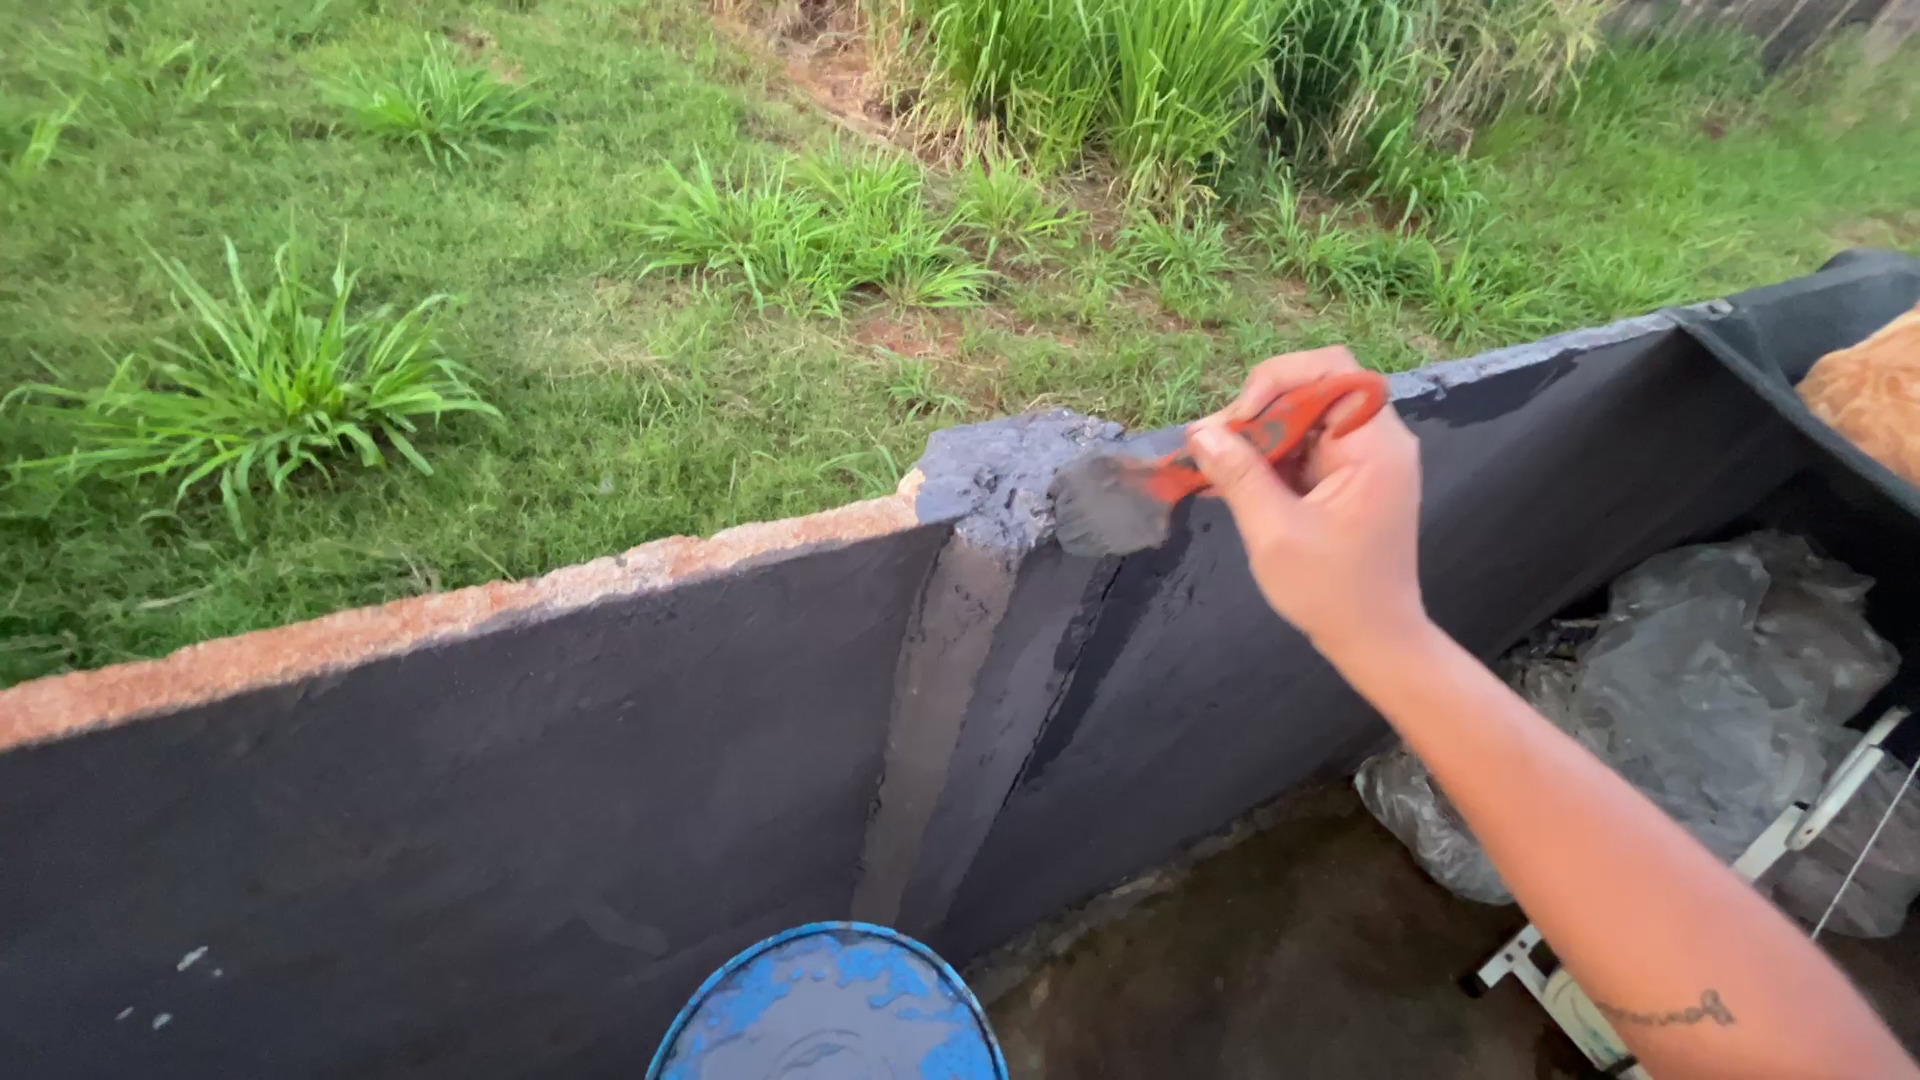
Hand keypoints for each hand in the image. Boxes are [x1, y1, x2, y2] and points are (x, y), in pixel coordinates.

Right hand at [1186, 347, 1428, 658]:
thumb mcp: (1275, 532)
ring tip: (1213, 465)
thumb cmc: (1330, 592)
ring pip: (1302, 418)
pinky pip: (1302, 447)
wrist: (1373, 639)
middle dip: (1257, 410)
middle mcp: (1375, 441)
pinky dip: (1266, 457)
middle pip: (1314, 389)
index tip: (1236, 422)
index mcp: (1373, 446)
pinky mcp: (1347, 478)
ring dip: (1256, 435)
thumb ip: (1239, 475)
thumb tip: (1200, 430)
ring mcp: (1362, 460)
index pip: (1332, 370)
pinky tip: (1229, 477)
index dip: (1277, 381)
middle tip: (1211, 446)